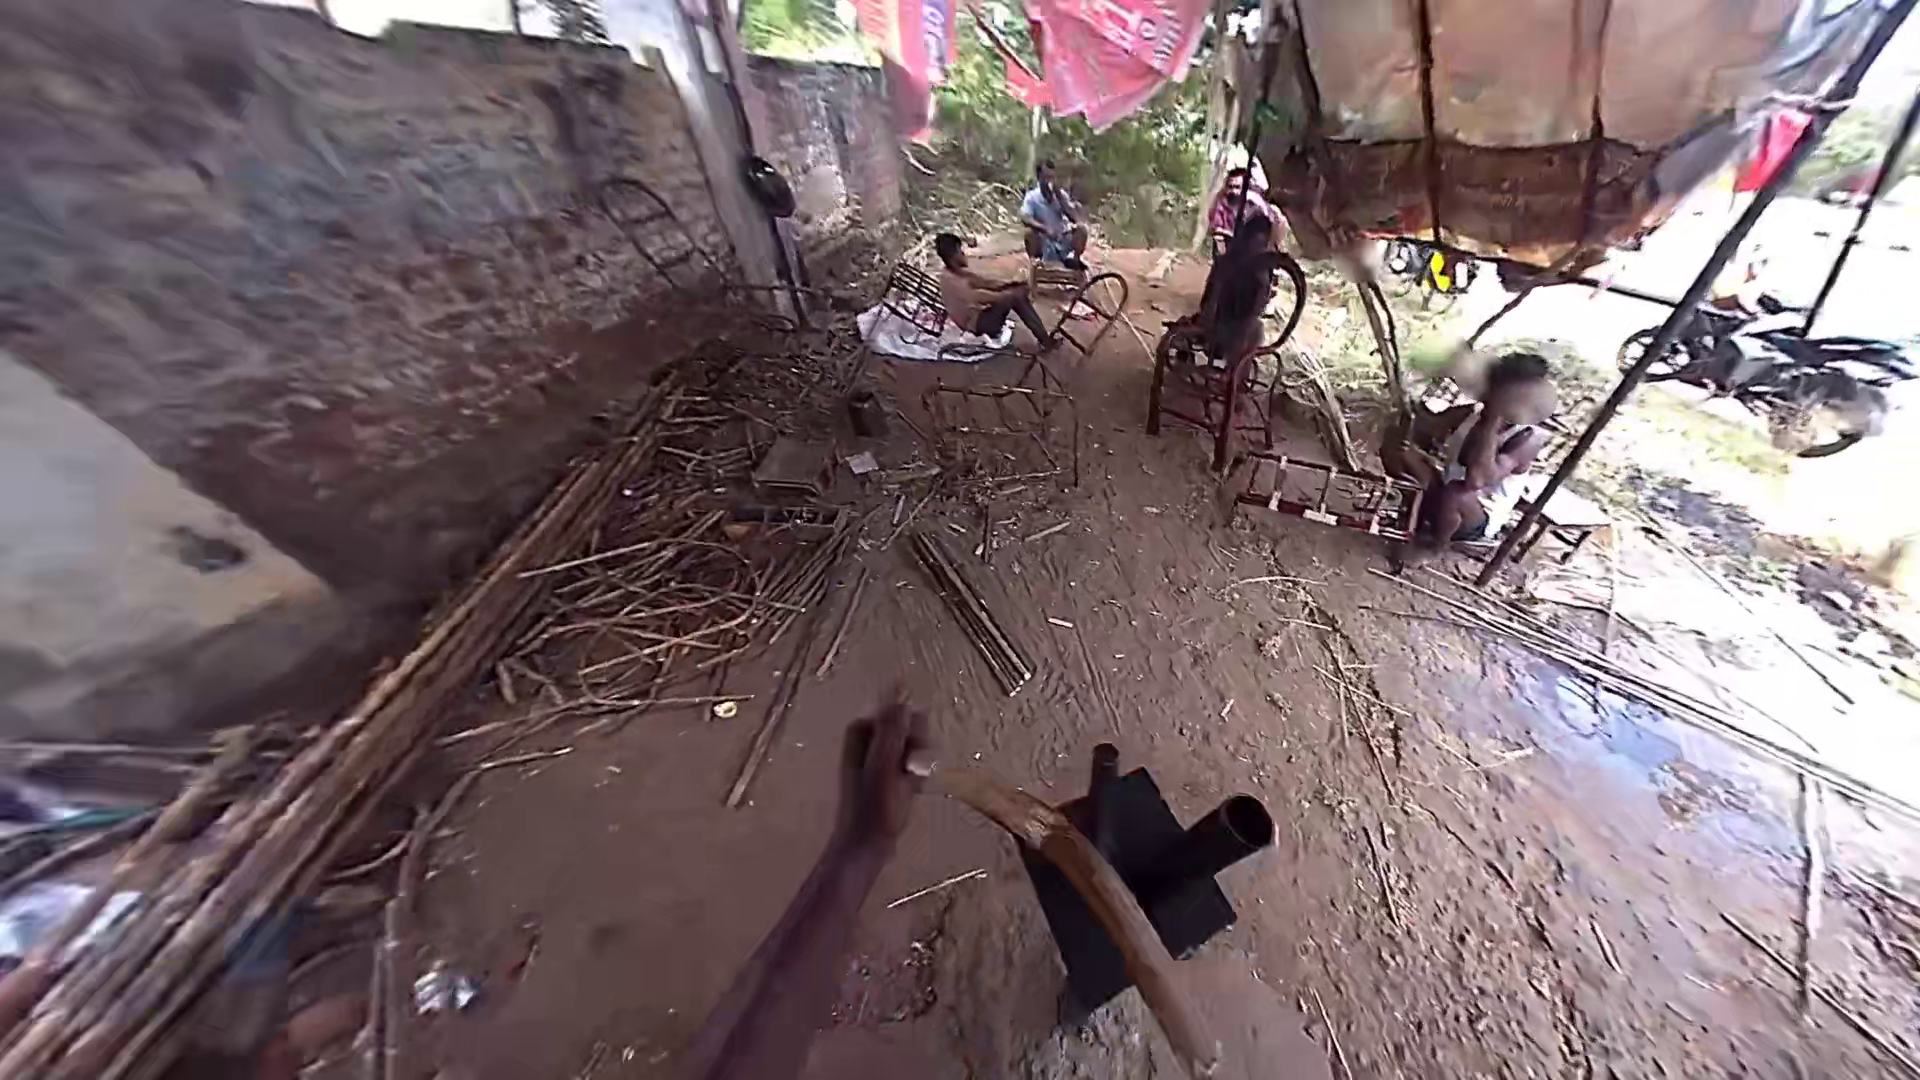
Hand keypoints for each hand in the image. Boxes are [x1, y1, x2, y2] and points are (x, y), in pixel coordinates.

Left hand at [834, 704, 928, 854]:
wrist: (866, 845)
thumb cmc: (873, 807)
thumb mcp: (883, 765)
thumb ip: (892, 731)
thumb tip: (903, 703)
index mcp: (861, 730)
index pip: (898, 709)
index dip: (912, 726)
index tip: (914, 746)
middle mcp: (867, 738)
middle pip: (907, 725)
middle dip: (916, 743)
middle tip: (912, 767)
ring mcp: (877, 755)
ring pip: (912, 742)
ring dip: (918, 759)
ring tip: (911, 781)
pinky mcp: (887, 772)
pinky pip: (911, 760)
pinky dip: (915, 771)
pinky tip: (912, 787)